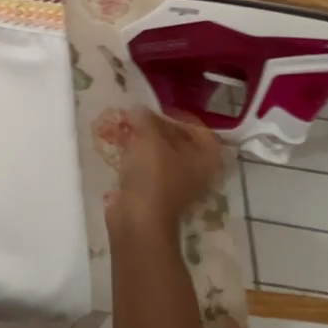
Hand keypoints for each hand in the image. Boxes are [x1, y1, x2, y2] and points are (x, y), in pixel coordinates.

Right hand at [107, 109, 223, 235]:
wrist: (140, 219)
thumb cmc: (154, 176)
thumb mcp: (151, 139)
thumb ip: (146, 119)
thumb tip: (140, 110)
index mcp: (206, 160)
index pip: (201, 130)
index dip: (181, 116)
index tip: (158, 109)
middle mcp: (197, 172)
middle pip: (181, 142)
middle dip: (158, 127)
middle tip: (138, 116)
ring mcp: (178, 184)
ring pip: (163, 154)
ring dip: (145, 140)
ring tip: (125, 129)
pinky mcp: (158, 192)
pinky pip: (150, 167)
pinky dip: (137, 156)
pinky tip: (121, 148)